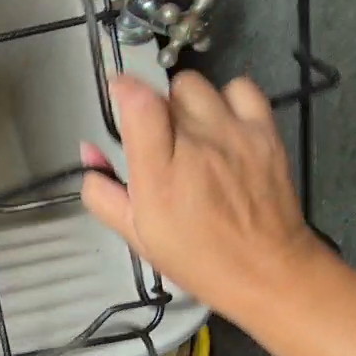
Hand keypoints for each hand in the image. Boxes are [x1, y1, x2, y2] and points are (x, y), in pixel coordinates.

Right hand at [80, 72, 327, 320]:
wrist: (266, 270)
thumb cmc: (195, 257)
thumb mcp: (135, 233)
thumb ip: (103, 191)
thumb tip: (89, 151)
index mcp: (159, 173)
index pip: (139, 103)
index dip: (123, 89)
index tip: (118, 94)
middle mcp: (196, 144)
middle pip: (164, 92)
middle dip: (154, 110)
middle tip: (158, 140)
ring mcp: (234, 134)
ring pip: (197, 86)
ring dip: (186, 102)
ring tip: (190, 130)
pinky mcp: (265, 132)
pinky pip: (241, 88)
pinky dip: (228, 98)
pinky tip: (223, 123)